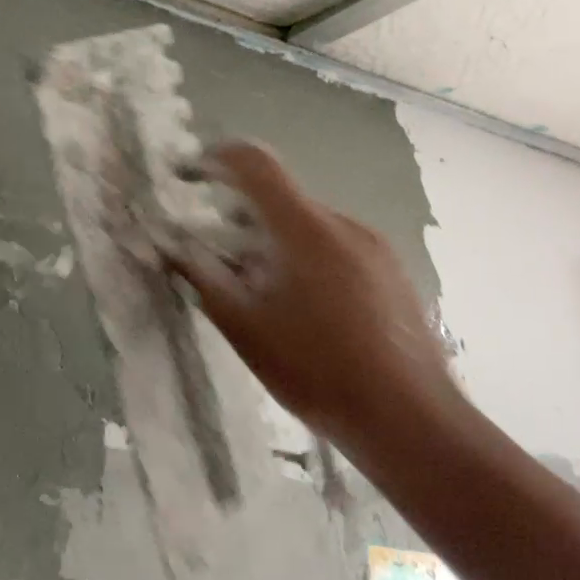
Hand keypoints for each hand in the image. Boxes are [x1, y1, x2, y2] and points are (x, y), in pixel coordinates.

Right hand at [168, 140, 462, 451]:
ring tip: (253, 291)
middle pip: (278, 196)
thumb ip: (201, 275)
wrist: (412, 421)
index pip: (253, 162)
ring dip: (269, 241)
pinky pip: (333, 246)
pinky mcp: (391, 271)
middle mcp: (342, 223)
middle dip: (236, 215)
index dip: (213, 158)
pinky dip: (301, 258)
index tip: (184, 178)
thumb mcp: (243, 326)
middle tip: (211, 255)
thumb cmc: (317, 371)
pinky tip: (297, 309)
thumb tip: (168, 243)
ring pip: (305, 224)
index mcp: (304, 227)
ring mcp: (373, 246)